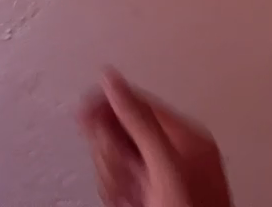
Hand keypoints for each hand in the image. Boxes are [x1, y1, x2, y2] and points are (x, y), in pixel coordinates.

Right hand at [81, 71, 232, 206]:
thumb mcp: (165, 163)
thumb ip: (137, 118)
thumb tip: (110, 77)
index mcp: (188, 133)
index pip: (132, 97)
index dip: (102, 102)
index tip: (84, 113)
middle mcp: (176, 147)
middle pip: (118, 126)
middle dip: (112, 149)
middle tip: (121, 170)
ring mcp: (163, 169)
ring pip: (115, 151)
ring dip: (113, 172)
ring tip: (130, 191)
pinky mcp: (152, 187)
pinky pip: (119, 172)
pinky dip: (117, 186)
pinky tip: (130, 198)